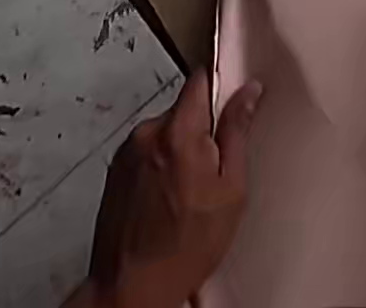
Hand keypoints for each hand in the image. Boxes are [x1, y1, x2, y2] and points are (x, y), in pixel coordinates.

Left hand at [69, 70, 262, 307]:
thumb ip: (238, 132)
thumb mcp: (230, 191)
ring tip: (187, 190)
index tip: (231, 101)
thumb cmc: (184, 248)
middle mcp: (148, 132)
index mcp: (179, 132)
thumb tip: (249, 92)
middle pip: (184, 106)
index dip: (219, 86)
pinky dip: (160, 162)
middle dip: (201, 127)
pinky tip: (166, 197)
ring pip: (166, 129)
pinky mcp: (116, 167)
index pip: (200, 79)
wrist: (132, 289)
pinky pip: (147, 148)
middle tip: (212, 166)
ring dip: (179, 146)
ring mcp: (128, 150)